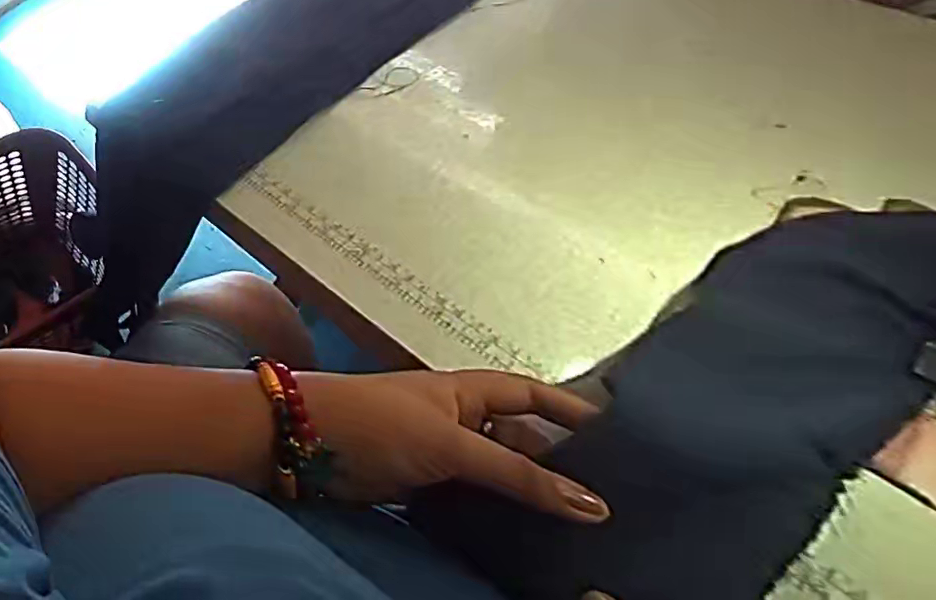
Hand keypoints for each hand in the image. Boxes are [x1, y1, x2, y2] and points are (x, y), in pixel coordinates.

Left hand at [303, 370, 609, 523]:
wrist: (310, 440)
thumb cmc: (375, 422)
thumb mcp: (448, 442)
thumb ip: (516, 473)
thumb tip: (595, 504)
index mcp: (460, 391)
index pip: (525, 393)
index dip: (568, 407)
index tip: (624, 435)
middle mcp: (454, 418)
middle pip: (519, 440)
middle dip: (562, 466)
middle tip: (626, 508)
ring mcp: (439, 452)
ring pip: (501, 475)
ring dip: (535, 499)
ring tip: (596, 536)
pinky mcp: (425, 483)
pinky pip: (477, 499)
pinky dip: (505, 517)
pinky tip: (538, 543)